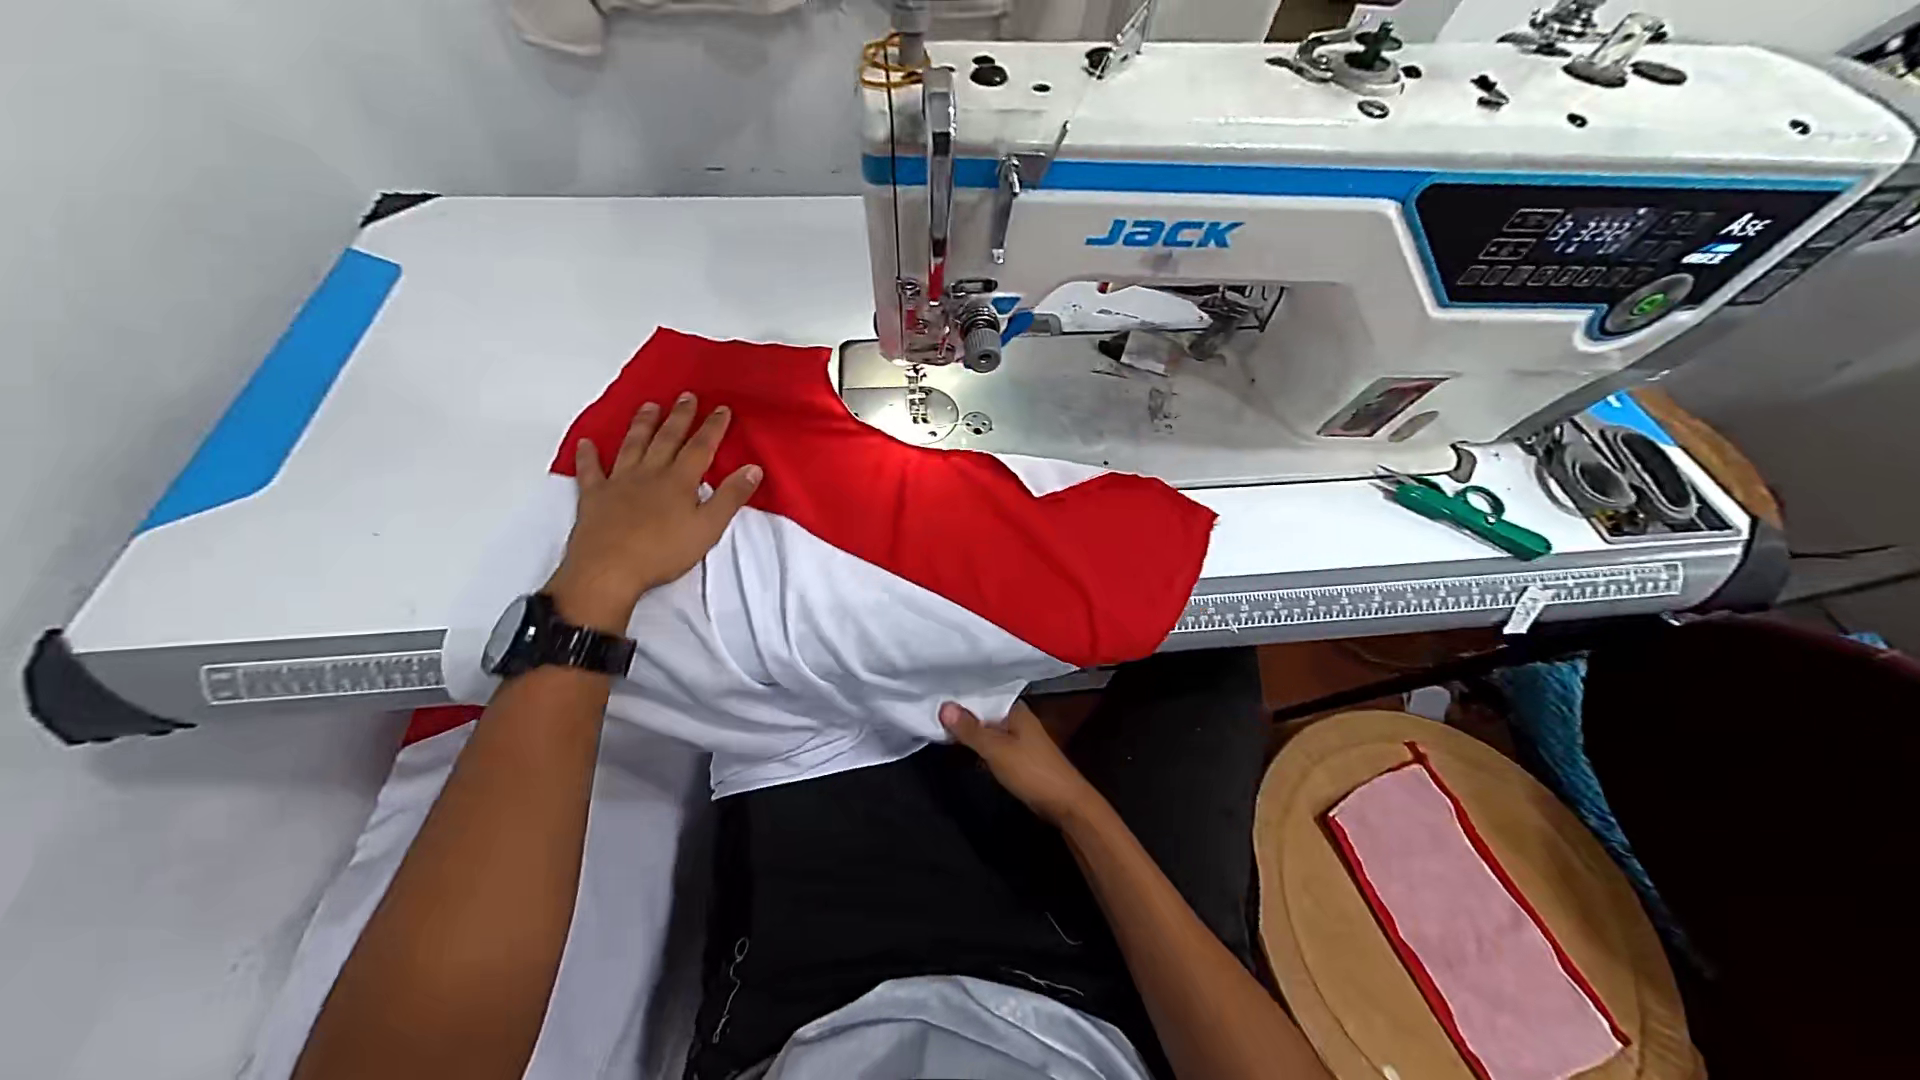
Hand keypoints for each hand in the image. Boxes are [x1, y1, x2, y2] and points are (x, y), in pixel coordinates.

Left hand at [546, 392, 760, 630]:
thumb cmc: (663, 552)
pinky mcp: (594, 496)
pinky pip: (590, 470)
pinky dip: (588, 455)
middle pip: (667, 439)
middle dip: (679, 417)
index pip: (701, 447)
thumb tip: (753, 469)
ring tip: (649, 406)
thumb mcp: (708, 527)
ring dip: (642, 425)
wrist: (609, 569)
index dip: (712, 427)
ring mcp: (619, 482)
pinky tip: (586, 443)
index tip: (721, 409)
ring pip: (632, 446)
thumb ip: (731, 497)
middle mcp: (649, 473)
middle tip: (686, 396)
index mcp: (679, 481)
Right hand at [940, 701, 1102, 826]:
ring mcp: (1019, 737)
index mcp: (1015, 709)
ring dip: (969, 730)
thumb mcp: (995, 749)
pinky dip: (978, 744)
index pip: (982, 694)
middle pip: (984, 711)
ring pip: (988, 728)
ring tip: (939, 726)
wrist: (1066, 803)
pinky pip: (993, 743)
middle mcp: (1018, 717)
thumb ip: (969, 729)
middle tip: (930, 710)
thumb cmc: (1031, 771)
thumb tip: (943, 705)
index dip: (960, 695)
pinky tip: (962, 746)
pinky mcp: (1019, 755)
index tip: (934, 693)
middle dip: (962, 713)